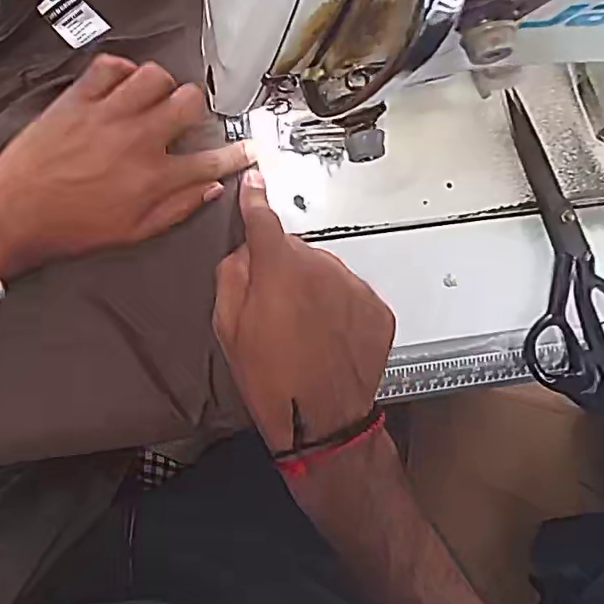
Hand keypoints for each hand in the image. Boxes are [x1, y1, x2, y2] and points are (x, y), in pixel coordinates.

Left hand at [0, 55, 252, 276]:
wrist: (13, 213)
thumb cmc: (67, 227)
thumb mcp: (131, 232)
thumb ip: (176, 209)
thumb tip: (208, 189)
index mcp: (152, 177)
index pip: (210, 160)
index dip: (236, 153)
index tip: (246, 148)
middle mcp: (135, 139)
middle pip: (190, 104)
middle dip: (196, 111)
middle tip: (184, 121)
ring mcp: (106, 113)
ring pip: (155, 76)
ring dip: (162, 87)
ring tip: (152, 101)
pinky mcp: (78, 98)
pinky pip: (111, 66)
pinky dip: (123, 70)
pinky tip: (121, 87)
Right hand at [212, 168, 395, 452]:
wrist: (322, 421)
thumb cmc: (273, 381)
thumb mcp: (228, 328)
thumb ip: (231, 276)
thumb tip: (242, 254)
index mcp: (278, 270)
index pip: (263, 218)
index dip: (254, 198)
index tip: (254, 183)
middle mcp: (320, 269)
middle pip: (292, 247)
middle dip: (279, 266)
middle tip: (271, 307)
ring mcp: (352, 287)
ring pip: (322, 267)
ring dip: (309, 286)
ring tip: (300, 328)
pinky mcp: (375, 307)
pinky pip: (347, 290)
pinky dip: (335, 304)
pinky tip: (324, 334)